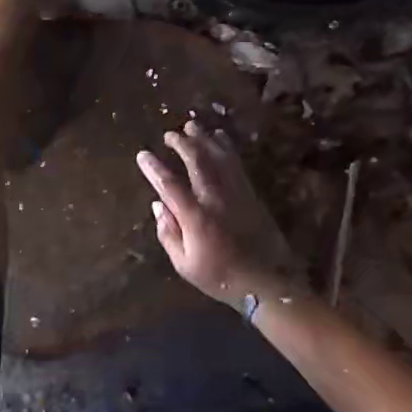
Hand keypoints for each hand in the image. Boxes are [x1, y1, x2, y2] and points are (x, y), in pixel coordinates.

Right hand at [137, 122, 294, 308]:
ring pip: (218, 157)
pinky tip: (219, 138)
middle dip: (181, 144)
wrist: (269, 285)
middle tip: (170, 134)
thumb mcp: (185, 265)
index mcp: (196, 217)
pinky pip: (236, 164)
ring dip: (204, 139)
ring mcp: (236, 194)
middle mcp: (215, 199)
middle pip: (196, 161)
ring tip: (192, 126)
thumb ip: (168, 234)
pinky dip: (226, 148)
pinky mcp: (251, 195)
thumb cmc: (222, 278)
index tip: (142, 154)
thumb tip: (158, 206)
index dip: (153, 168)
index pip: (169, 185)